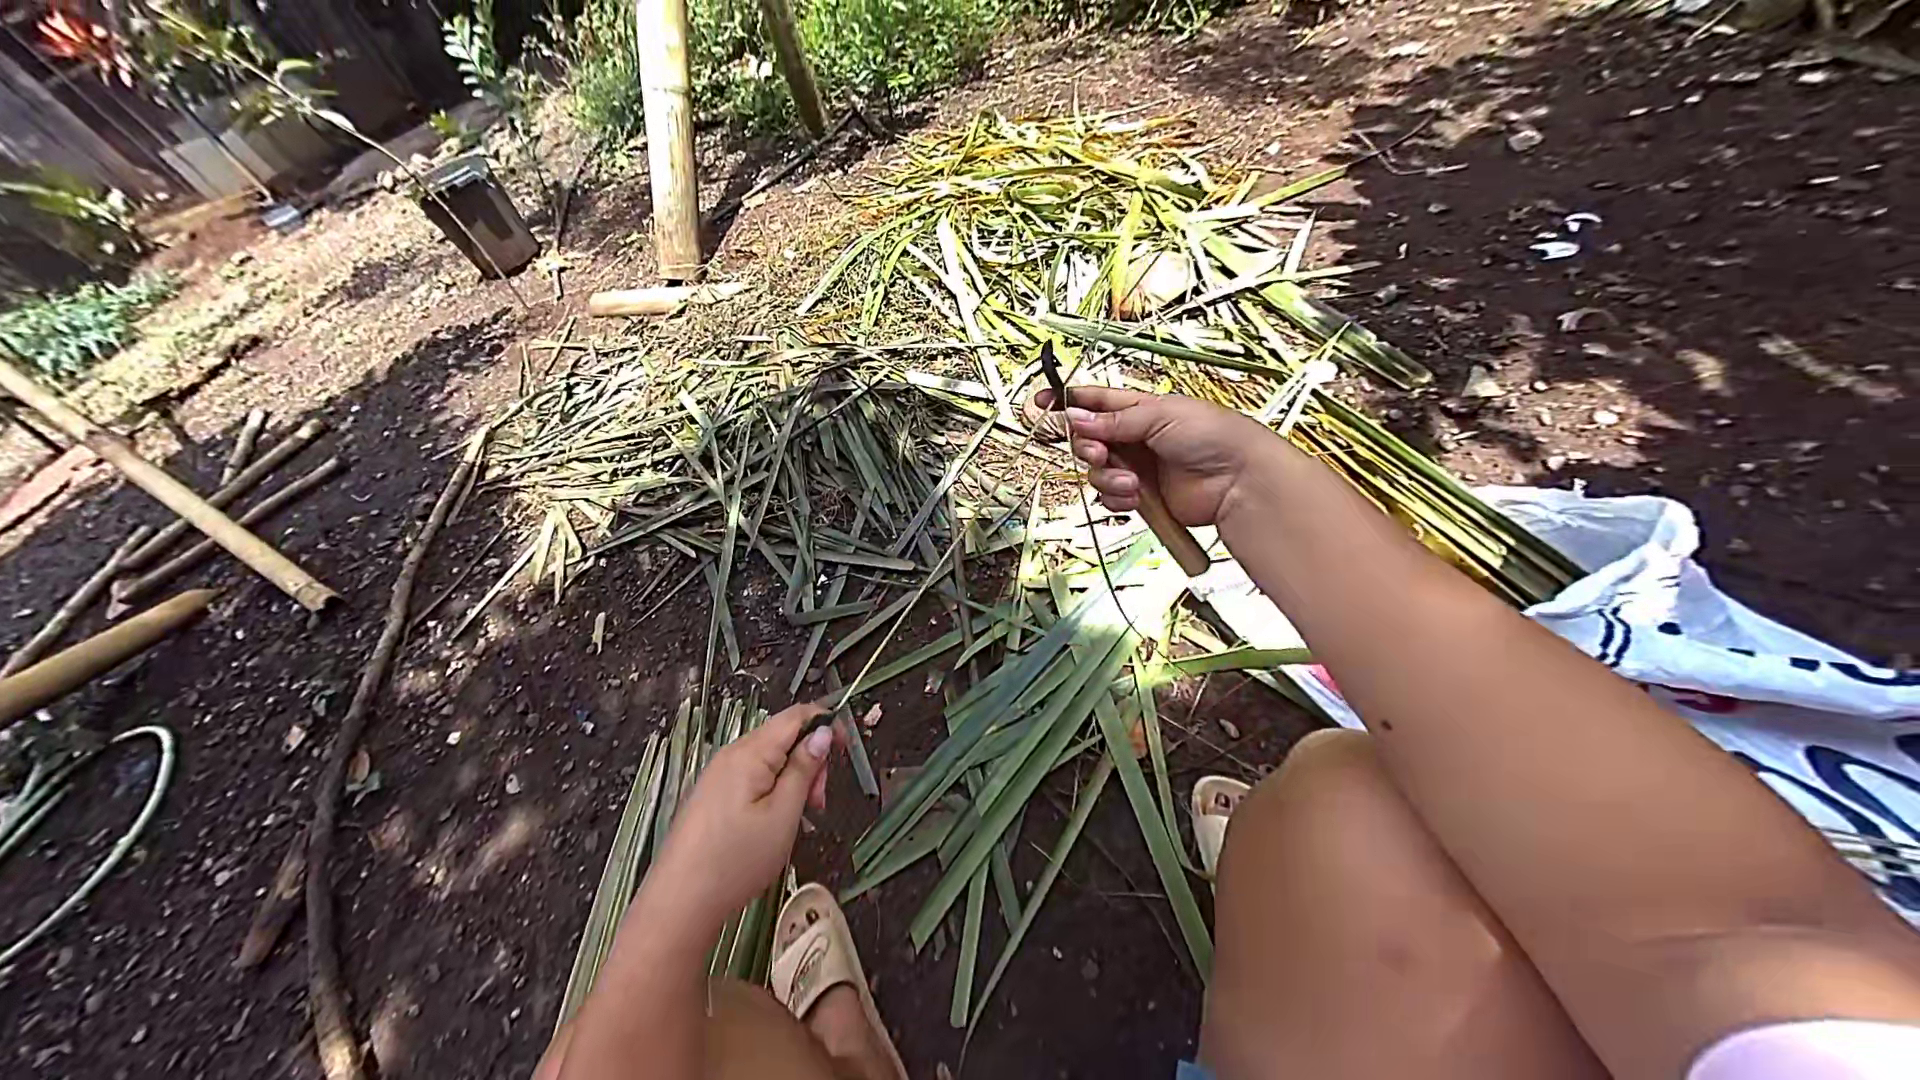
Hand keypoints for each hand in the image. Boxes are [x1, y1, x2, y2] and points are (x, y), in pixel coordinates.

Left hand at [645, 703, 838, 923]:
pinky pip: (753, 776)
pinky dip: (774, 788)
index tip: (846, 749)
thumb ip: (804, 768)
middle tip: (819, 801)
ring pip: (770, 758)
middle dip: (810, 759)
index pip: (796, 715)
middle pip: (783, 736)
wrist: (678, 904)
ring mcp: (719, 775)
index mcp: (750, 752)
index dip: (826, 723)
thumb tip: (823, 731)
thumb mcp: (783, 814)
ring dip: (795, 777)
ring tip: (801, 816)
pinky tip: (776, 821)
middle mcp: (732, 754)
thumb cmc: (737, 859)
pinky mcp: (713, 795)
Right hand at [1057, 386, 1281, 528]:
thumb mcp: (1160, 416)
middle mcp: (1133, 437)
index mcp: (1139, 409)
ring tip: (1131, 482)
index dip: (1067, 402)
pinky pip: (1109, 497)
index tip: (1041, 403)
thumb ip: (1114, 420)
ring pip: (1096, 473)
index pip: (1094, 402)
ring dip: (1107, 478)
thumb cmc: (1213, 437)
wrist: (1238, 482)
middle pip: (1087, 440)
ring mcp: (1135, 467)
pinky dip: (1117, 498)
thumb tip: (1076, 416)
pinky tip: (1137, 496)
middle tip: (1099, 453)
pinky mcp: (1140, 496)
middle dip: (1088, 448)